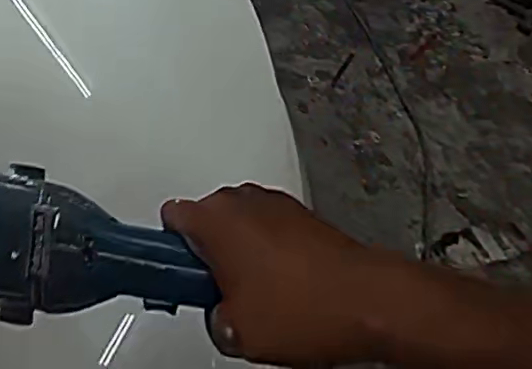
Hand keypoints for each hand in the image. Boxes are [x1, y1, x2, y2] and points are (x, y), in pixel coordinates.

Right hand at [162, 185, 403, 365]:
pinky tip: (285, 282)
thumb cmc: (304, 305)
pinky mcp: (296, 210)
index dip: (168, 246)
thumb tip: (221, 315)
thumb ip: (214, 316)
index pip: (171, 216)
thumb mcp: (238, 332)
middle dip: (208, 250)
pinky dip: (269, 245)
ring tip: (258, 291)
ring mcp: (270, 201)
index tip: (172, 268)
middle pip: (205, 217)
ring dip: (240, 247)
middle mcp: (239, 199)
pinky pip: (267, 223)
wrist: (363, 298)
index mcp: (213, 218)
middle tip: (219, 289)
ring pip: (238, 220)